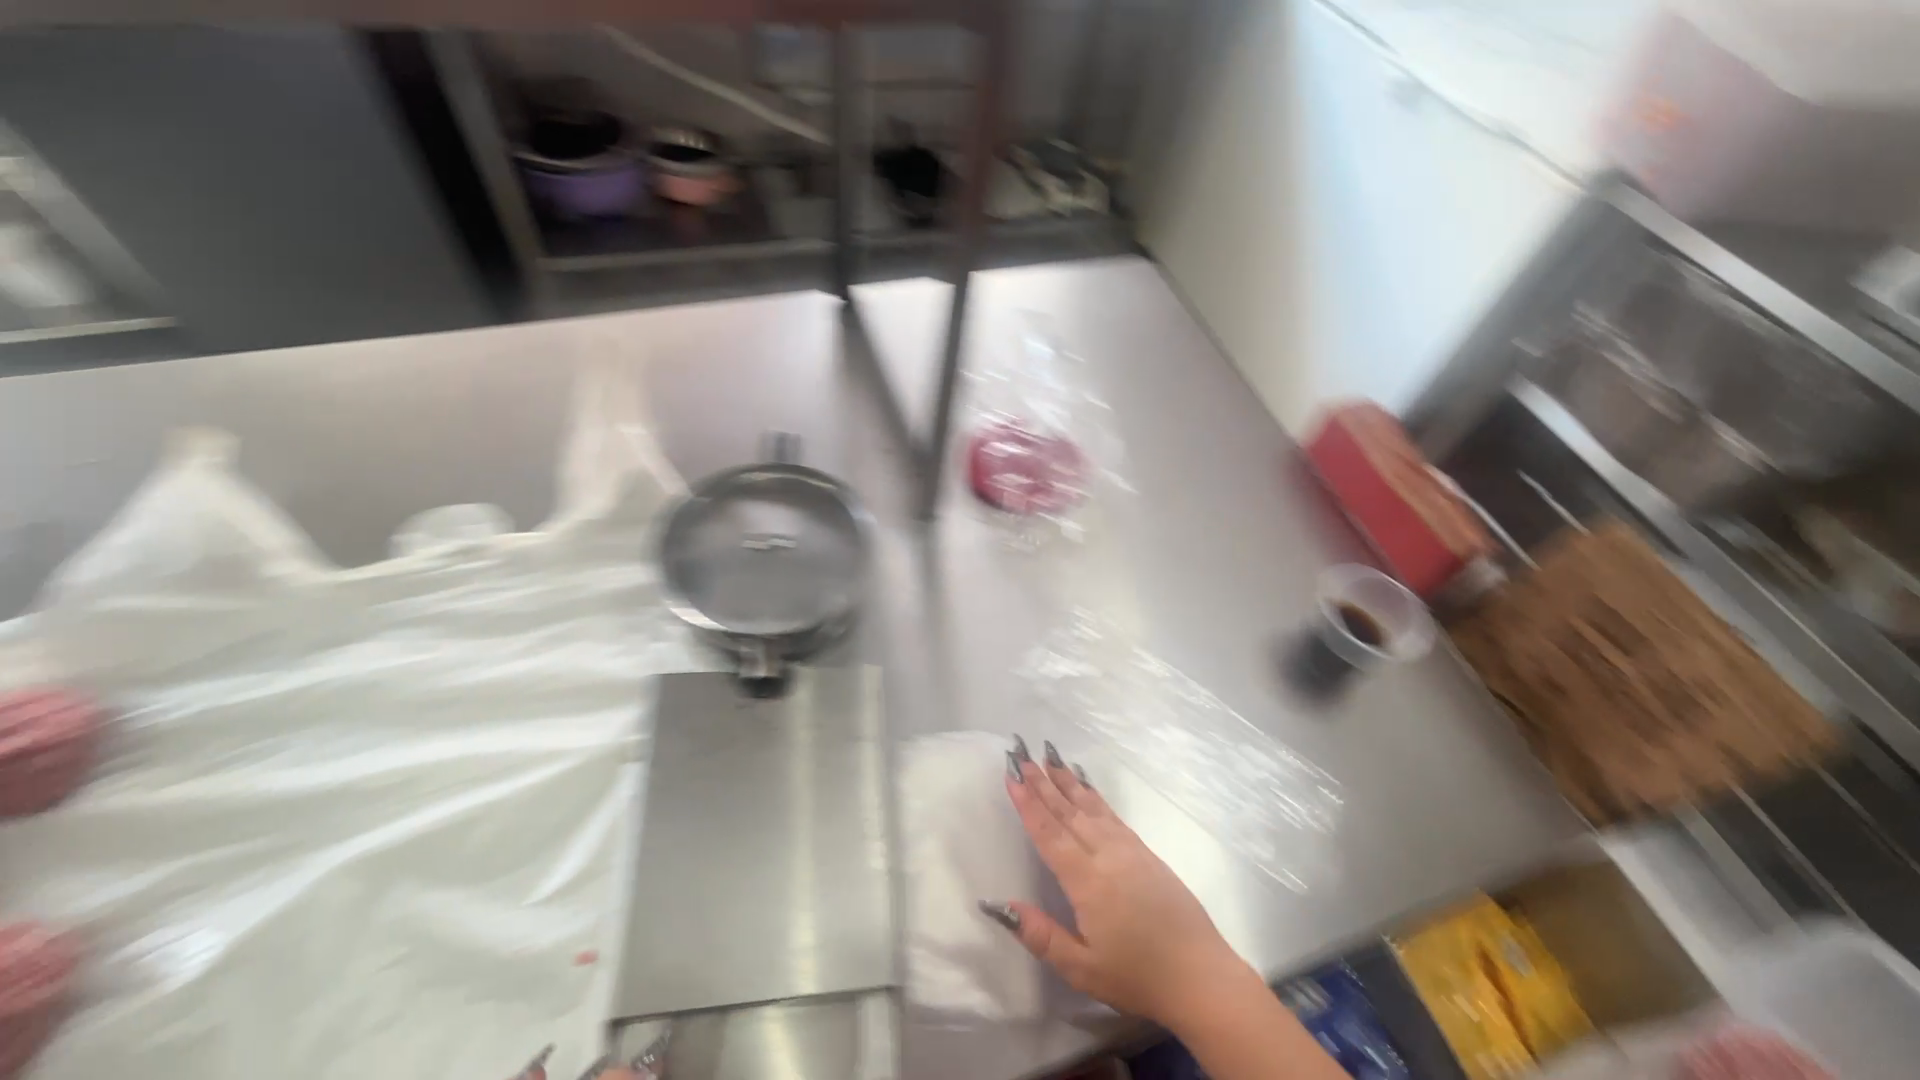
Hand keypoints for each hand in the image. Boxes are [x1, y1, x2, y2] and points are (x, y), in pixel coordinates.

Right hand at [983, 737, 1255, 1029]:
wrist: (1201, 977)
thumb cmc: (1137, 977)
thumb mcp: (1081, 968)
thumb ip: (1040, 935)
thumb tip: (999, 904)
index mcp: (1088, 881)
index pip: (1050, 834)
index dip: (1028, 804)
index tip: (1012, 775)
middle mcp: (1109, 857)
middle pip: (1069, 813)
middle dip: (1043, 783)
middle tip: (1023, 754)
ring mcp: (1132, 853)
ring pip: (1093, 809)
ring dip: (1069, 783)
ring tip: (1051, 760)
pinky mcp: (1149, 857)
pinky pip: (1114, 817)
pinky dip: (1097, 798)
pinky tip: (1089, 790)